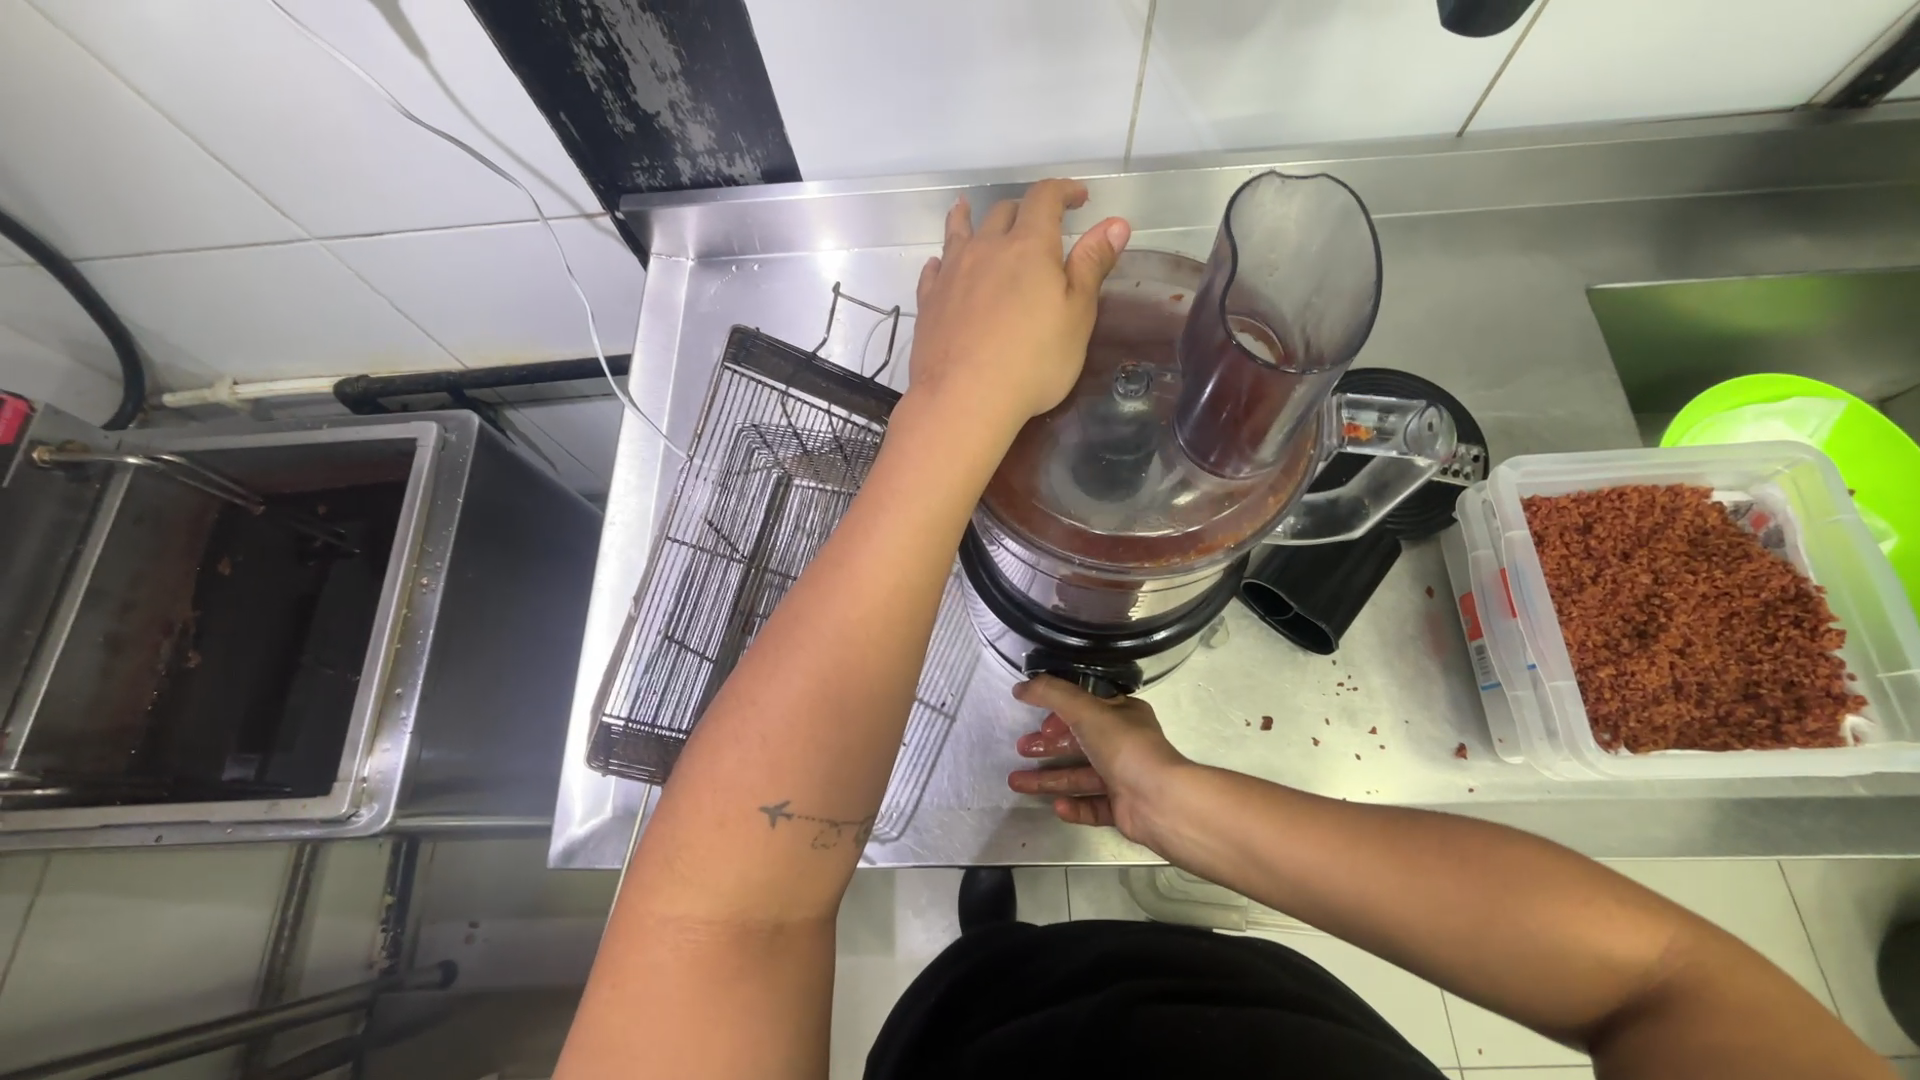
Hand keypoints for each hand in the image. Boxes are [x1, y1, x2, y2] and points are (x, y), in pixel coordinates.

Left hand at [908, 179, 1129, 429]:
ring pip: (960, 232)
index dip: (1064, 190)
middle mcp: (986, 249)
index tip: (1079, 197)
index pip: (1045, 198)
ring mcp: (952, 274)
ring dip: (968, 218)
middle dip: (1024, 209)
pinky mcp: (929, 302)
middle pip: (1002, 212)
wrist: (963, 399)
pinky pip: (934, 270)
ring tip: (966, 209)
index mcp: (1029, 246)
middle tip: (1036, 220)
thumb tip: (1115, 222)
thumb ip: (1092, 265)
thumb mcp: (1077, 315)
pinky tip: (940, 265)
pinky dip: (943, 261)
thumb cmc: (1033, 361)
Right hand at [1006, 676, 1189, 850]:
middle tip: (1021, 749)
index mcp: (1124, 715)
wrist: (1160, 801)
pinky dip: (1073, 806)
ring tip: (1015, 782)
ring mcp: (1124, 778)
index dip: (1061, 712)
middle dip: (1048, 747)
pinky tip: (1056, 807)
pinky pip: (1092, 806)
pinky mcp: (1123, 809)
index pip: (1087, 708)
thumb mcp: (1086, 709)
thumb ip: (1052, 694)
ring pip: (1080, 777)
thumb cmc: (1124, 747)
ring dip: (1048, 779)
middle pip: (1079, 743)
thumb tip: (1020, 687)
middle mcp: (1125, 745)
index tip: (1039, 720)